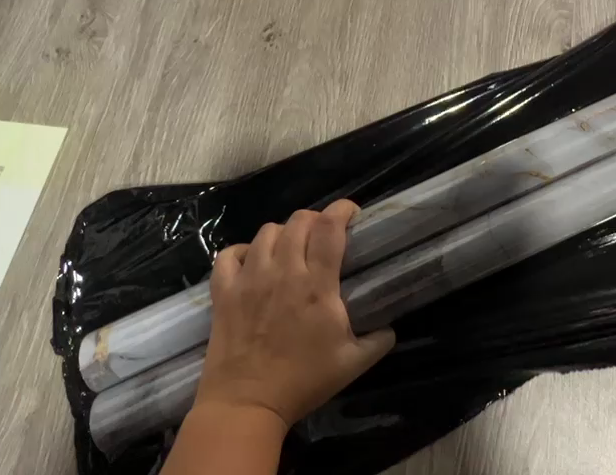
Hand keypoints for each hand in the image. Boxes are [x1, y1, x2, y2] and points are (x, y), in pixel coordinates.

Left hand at [191, 200, 394, 427]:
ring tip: (289, 248)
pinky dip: (242, 251)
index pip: (330, 227)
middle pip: (299, 221)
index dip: (343, 210)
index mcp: (317, 285)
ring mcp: (250, 279)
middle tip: (322, 235)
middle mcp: (283, 272)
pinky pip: (229, 255)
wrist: (247, 406)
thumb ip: (377, 341)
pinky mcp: (224, 293)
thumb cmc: (302, 382)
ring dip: (283, 233)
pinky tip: (253, 262)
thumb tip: (391, 328)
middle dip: (316, 219)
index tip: (352, 214)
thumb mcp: (352, 364)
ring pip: (267, 231)